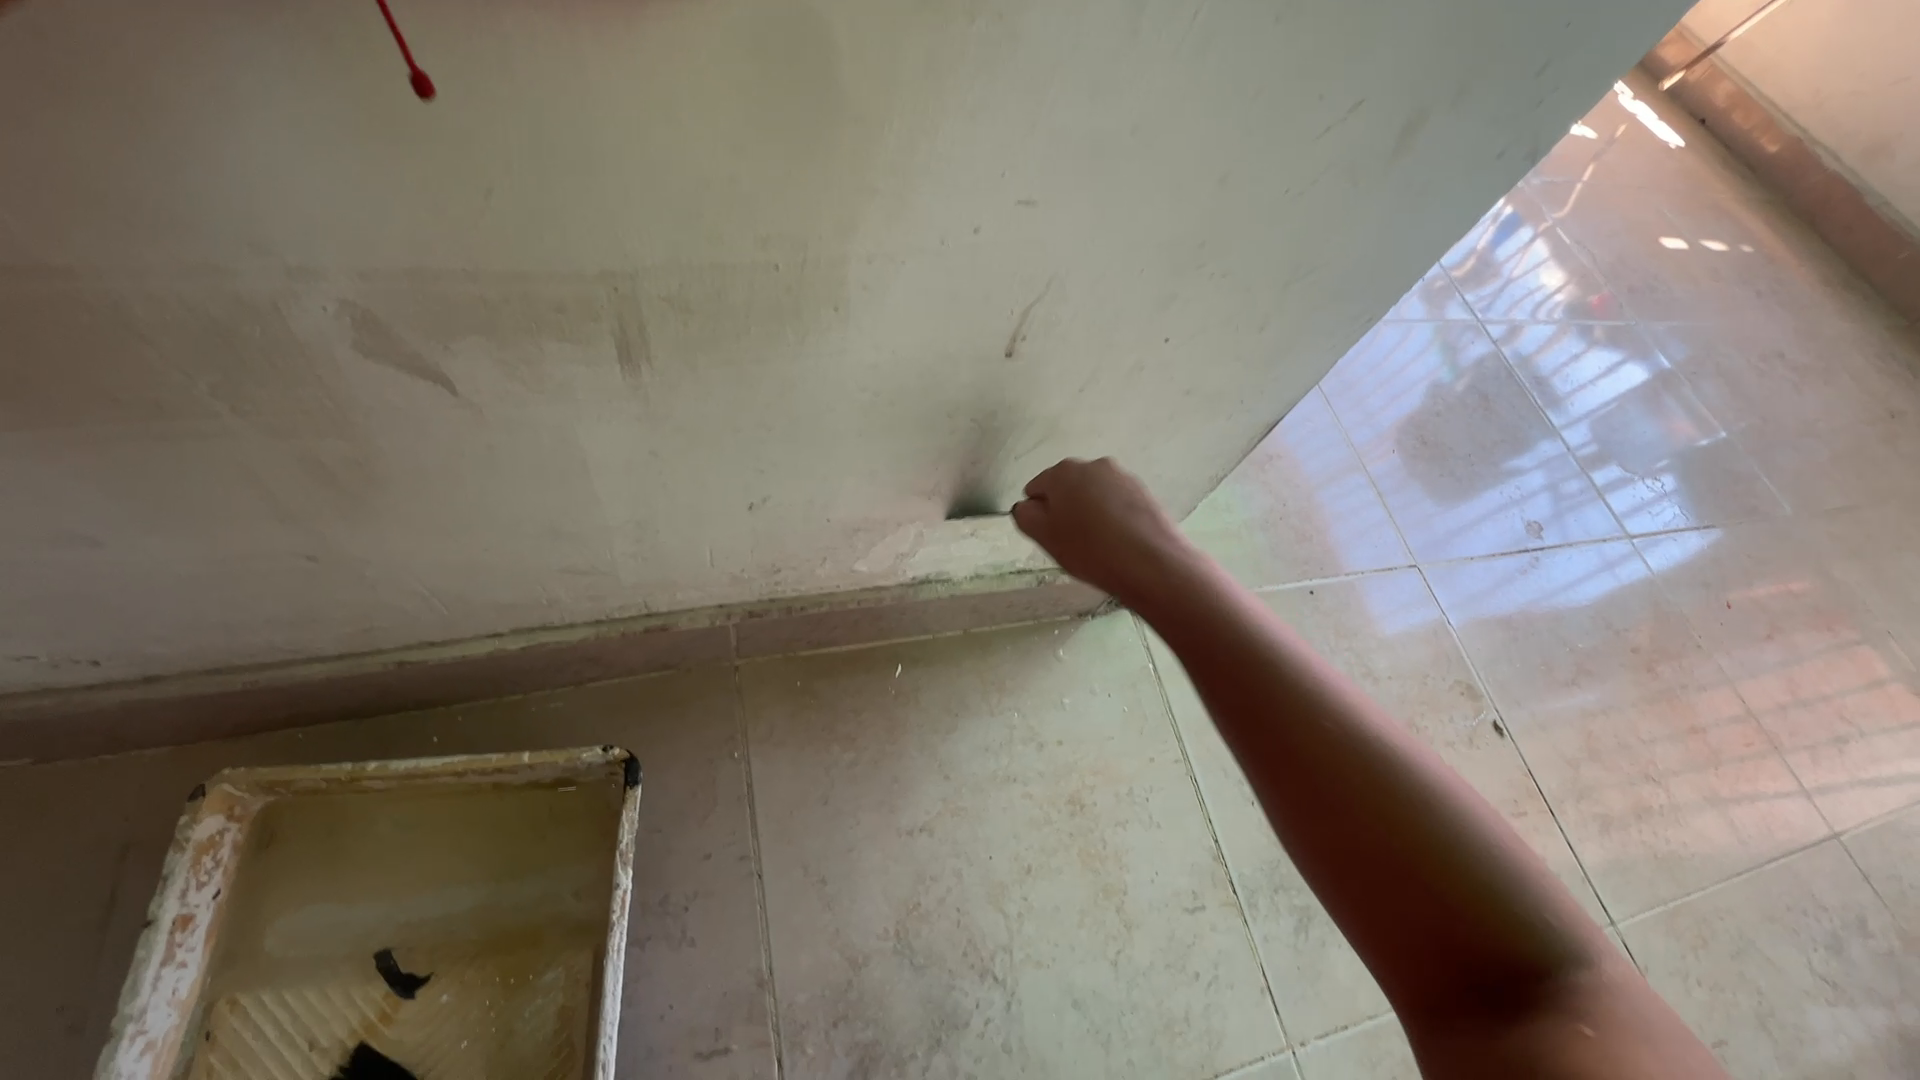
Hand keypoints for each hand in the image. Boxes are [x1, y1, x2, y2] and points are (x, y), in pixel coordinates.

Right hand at [1011, 457, 1197, 603]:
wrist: (1150, 562)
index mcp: (1062, 472)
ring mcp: (1122, 476)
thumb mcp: (1044, 537)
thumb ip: (1025, 516)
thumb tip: (1027, 506)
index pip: (1036, 489)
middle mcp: (1093, 465)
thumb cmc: (1089, 550)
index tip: (1051, 536)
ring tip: (1099, 543)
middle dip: (1065, 509)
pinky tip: (1119, 540)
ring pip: (1094, 494)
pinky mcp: (1144, 491)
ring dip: (1090, 512)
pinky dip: (1113, 516)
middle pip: (1067, 488)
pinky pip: (1117, 502)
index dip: (1038, 514)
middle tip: (1073, 541)